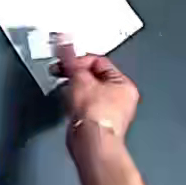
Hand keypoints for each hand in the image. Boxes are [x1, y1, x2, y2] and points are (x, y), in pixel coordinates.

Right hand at [52, 38, 137, 152]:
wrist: (91, 143)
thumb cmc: (96, 115)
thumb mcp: (79, 78)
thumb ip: (70, 58)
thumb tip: (65, 41)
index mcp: (124, 84)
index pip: (98, 61)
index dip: (79, 60)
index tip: (65, 60)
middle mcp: (120, 98)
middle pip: (92, 75)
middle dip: (75, 73)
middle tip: (62, 71)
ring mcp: (109, 111)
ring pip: (87, 90)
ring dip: (74, 87)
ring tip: (65, 89)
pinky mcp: (96, 121)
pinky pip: (84, 104)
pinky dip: (74, 100)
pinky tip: (68, 103)